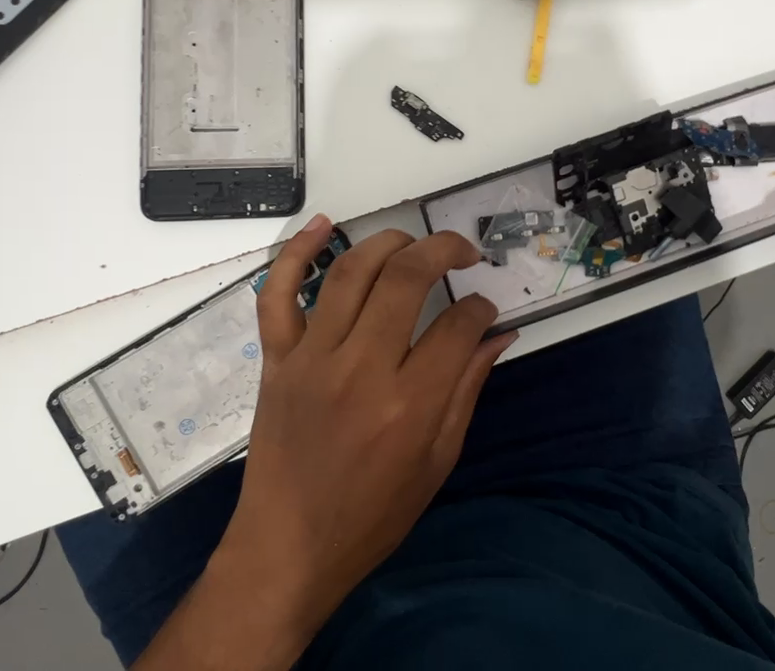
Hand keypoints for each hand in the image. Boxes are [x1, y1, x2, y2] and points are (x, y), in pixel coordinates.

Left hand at [218, 217, 516, 632]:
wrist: (287, 548)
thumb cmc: (372, 515)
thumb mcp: (437, 461)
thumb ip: (466, 389)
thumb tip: (498, 335)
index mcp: (410, 405)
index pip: (458, 325)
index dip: (481, 307)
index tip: (483, 307)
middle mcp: (361, 370)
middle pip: (406, 279)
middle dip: (444, 250)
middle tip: (463, 253)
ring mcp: (311, 359)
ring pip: (350, 272)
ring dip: (389, 243)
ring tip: (414, 243)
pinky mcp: (276, 359)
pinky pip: (277, 294)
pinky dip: (296, 253)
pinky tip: (324, 225)